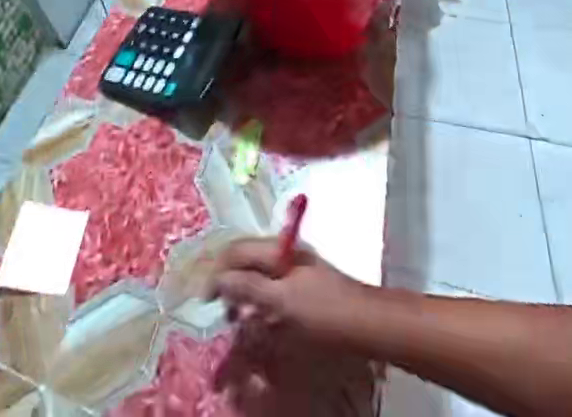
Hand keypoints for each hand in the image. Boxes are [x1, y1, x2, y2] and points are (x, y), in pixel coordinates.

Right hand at [213, 238, 375, 347]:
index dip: (216, 270)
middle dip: (227, 279)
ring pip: (256, 272)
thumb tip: (218, 278)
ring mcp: (294, 267)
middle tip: (215, 305)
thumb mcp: (282, 301)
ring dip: (241, 291)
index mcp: (277, 249)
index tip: (203, 296)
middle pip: (245, 258)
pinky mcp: (303, 285)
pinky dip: (257, 299)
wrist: (368, 323)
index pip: (236, 250)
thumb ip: (249, 287)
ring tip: (234, 314)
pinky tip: (256, 316)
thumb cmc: (324, 311)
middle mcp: (284, 251)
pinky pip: (270, 286)